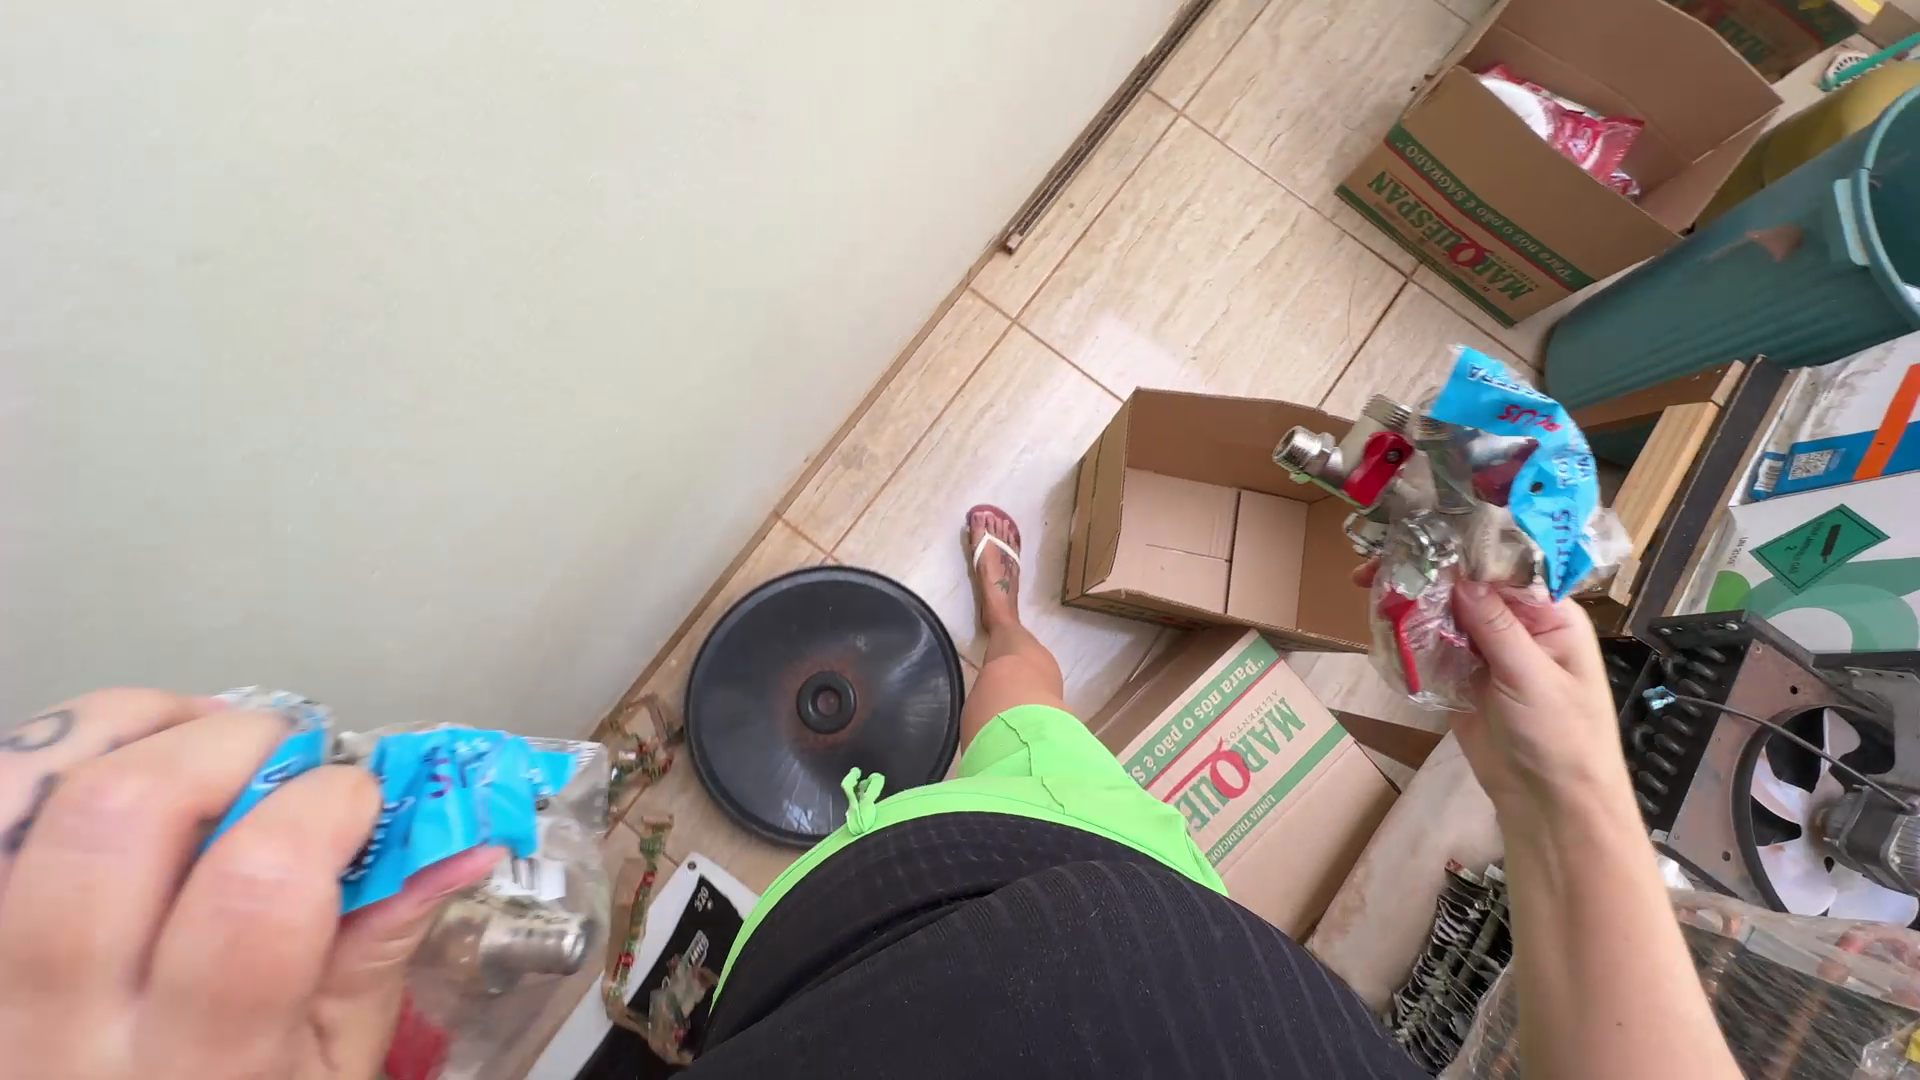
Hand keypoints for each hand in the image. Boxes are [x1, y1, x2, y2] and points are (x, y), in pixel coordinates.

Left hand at [0, 689, 499, 1079]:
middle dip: (238, 745)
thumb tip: (467, 841)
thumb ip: (383, 945)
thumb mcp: (337, 1060)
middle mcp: (54, 1027)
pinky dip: (67, 751)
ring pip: (18, 795)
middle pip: (122, 817)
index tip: (363, 796)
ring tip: (207, 731)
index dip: (329, 806)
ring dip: (136, 726)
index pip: (256, 889)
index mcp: (197, 1063)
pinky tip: (133, 757)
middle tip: (294, 753)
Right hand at [1353, 564, 1632, 822]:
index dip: (1458, 553)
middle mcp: (1513, 624)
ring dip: (1404, 601)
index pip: (1501, 569)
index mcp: (1547, 616)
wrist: (1546, 802)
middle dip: (1419, 574)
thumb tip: (1460, 577)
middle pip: (1461, 585)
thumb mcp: (1534, 679)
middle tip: (1371, 570)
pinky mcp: (1455, 672)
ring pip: (1437, 611)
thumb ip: (1497, 627)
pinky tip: (1377, 621)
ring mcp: (1481, 648)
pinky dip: (1401, 632)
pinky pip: (1424, 642)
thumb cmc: (1563, 740)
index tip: (1414, 543)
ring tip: (1366, 589)